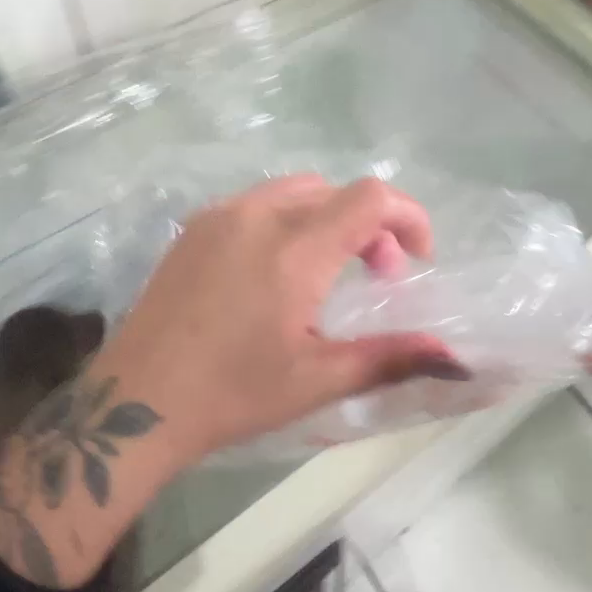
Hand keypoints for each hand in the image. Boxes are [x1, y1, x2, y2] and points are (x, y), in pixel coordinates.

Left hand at [98, 174, 467, 461]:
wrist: (137, 400)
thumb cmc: (232, 394)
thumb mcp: (316, 379)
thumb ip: (389, 357)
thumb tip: (454, 356)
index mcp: (295, 249)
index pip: (370, 198)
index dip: (408, 216)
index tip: (417, 259)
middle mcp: (259, 215)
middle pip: (336, 191)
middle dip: (370, 225)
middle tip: (377, 277)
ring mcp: (221, 214)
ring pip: (296, 191)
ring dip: (329, 218)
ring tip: (328, 272)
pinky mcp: (195, 226)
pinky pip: (258, 202)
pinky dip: (289, 219)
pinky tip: (277, 270)